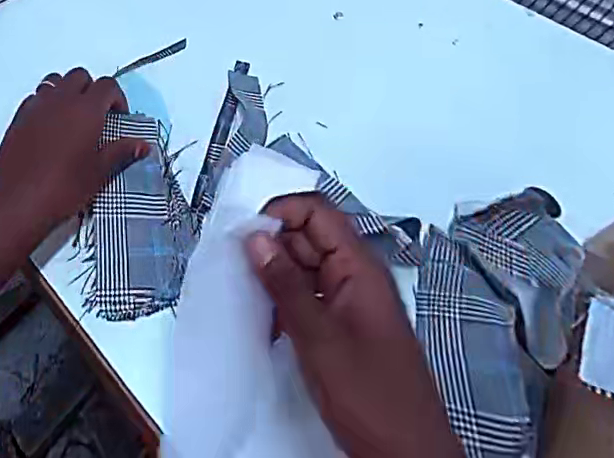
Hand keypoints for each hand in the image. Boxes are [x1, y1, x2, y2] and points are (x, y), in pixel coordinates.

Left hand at [0, 68, 149, 249]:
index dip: (116, 98)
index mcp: (86, 109)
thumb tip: (139, 146)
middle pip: (80, 76)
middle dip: (92, 89)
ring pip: (56, 81)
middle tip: (98, 114)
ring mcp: (37, 104)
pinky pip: (37, 96)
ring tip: (74, 116)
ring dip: (67, 90)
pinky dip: (47, 102)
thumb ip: (120, 152)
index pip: (107, 85)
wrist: (17, 199)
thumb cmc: (59, 188)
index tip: (118, 115)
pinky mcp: (20, 114)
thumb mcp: (98, 173)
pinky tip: (51, 126)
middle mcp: (61, 99)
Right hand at [247, 194, 461, 457]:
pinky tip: (265, 317)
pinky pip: (304, 293)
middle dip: (270, 243)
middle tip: (238, 264)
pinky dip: (281, 297)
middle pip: (306, 235)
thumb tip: (254, 236)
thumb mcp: (321, 339)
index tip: (246, 233)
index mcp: (360, 268)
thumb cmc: (375, 400)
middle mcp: (355, 276)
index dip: (280, 212)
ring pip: (301, 264)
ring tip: (248, 291)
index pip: (316, 212)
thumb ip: (285, 284)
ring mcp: (348, 301)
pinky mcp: (339, 325)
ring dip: (273, 272)